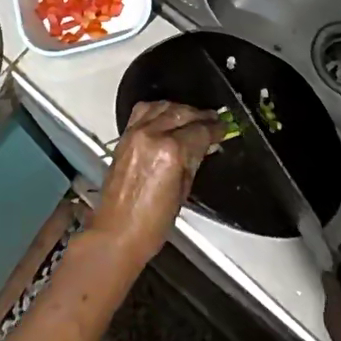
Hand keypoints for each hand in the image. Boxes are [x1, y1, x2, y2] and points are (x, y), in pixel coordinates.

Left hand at [91, 101, 224, 262]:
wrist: (116, 233)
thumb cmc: (152, 223)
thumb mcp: (183, 192)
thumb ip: (194, 161)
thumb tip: (205, 145)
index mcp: (170, 151)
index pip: (199, 130)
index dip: (216, 129)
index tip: (224, 128)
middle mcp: (151, 135)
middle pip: (182, 113)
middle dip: (201, 116)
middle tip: (213, 120)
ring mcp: (135, 133)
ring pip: (163, 106)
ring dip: (181, 109)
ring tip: (193, 117)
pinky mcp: (124, 136)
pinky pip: (143, 111)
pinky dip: (159, 110)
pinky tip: (168, 116)